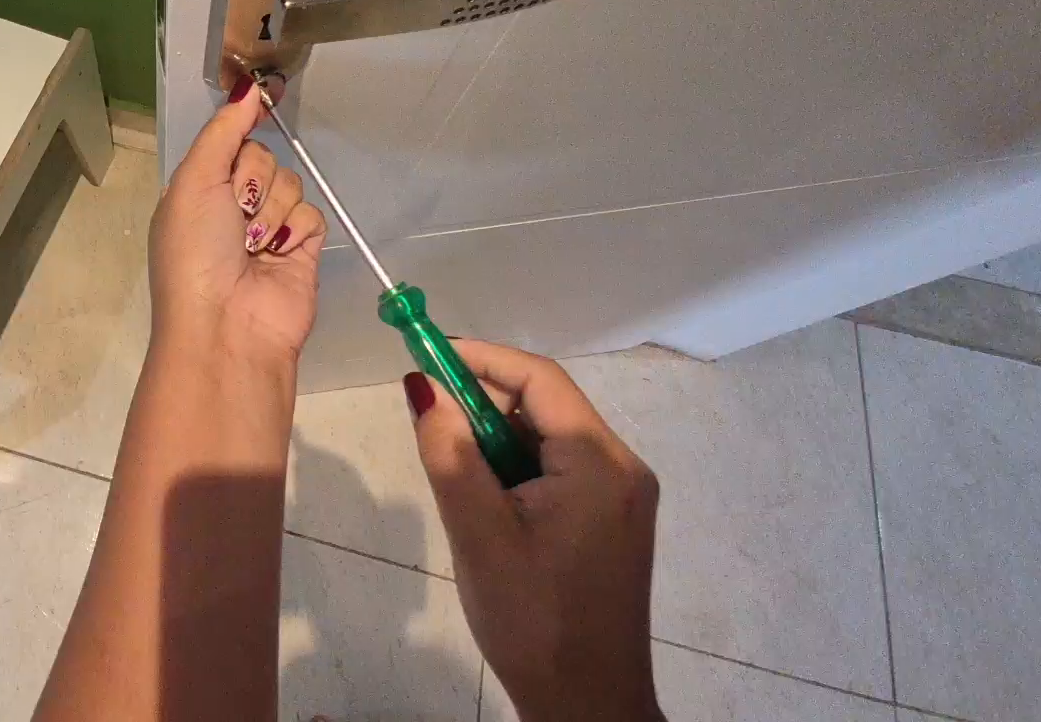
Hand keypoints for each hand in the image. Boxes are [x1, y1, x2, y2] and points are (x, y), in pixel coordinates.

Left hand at [148, 76, 327, 369]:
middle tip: (235, 214)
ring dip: (269, 210)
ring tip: (253, 245)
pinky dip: (294, 229)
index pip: (228, 139)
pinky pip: (311, 212)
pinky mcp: (301, 247)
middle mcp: (231, 205)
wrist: (227, 325)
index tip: (262, 98)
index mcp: (197, 189)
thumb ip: (222, 131)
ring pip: (289, 182)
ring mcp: (268, 227)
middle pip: (262, 157)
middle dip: (250, 181)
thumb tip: (248, 88)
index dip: (240, 128)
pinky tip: (277, 253)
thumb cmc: (196, 250)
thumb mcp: (194, 181)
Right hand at [405, 341, 664, 721]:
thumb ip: (447, 449)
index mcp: (599, 464)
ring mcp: (617, 494)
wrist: (586, 709)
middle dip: (480, 400)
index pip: (538, 377)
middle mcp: (619, 467)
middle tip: (428, 417)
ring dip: (491, 436)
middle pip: (542, 402)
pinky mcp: (606, 517)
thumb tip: (420, 384)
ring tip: (453, 471)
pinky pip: (552, 464)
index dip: (480, 357)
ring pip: (542, 434)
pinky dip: (509, 463)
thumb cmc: (531, 618)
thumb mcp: (476, 530)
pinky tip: (482, 495)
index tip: (424, 354)